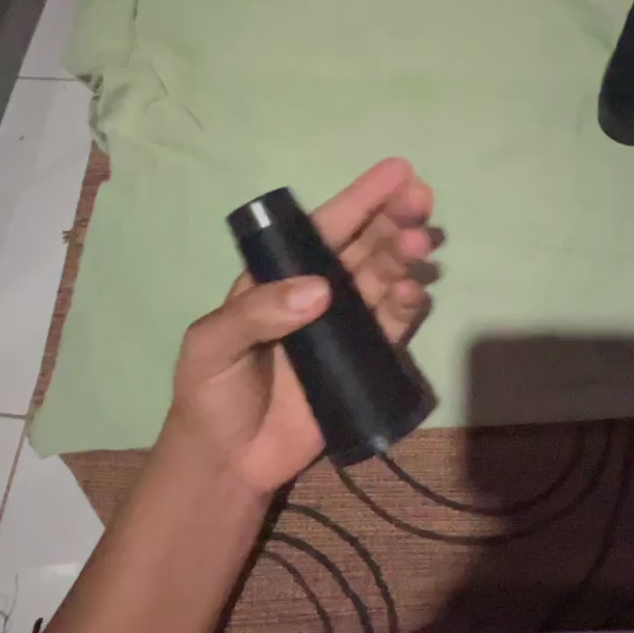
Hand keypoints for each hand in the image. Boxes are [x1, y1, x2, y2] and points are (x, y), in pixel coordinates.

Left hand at [157, 158, 436, 495]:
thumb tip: (321, 290)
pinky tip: (414, 291)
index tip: (398, 171)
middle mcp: (318, 291)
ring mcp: (344, 325)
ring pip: (384, 278)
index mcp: (279, 276)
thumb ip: (256, 312)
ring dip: (404, 257)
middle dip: (393, 219)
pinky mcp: (365, 360)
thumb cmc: (212, 392)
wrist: (230, 460)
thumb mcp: (212, 344)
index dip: (360, 199)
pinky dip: (408, 304)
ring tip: (422, 245)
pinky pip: (393, 324)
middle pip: (363, 245)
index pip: (324, 229)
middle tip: (421, 200)